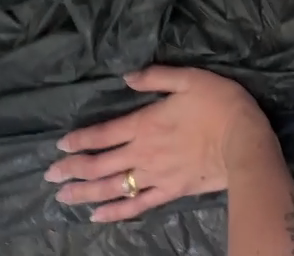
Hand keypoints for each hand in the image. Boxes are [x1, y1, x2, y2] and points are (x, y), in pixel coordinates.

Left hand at [44, 65, 278, 222]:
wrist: (243, 140)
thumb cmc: (219, 103)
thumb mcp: (190, 78)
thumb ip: (157, 77)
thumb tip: (127, 77)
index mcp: (146, 123)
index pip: (104, 133)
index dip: (80, 139)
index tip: (60, 145)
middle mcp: (143, 153)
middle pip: (100, 164)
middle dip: (72, 170)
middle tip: (50, 176)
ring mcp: (154, 176)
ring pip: (111, 187)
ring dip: (84, 192)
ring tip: (63, 197)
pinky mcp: (169, 192)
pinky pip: (136, 205)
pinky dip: (114, 212)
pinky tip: (97, 216)